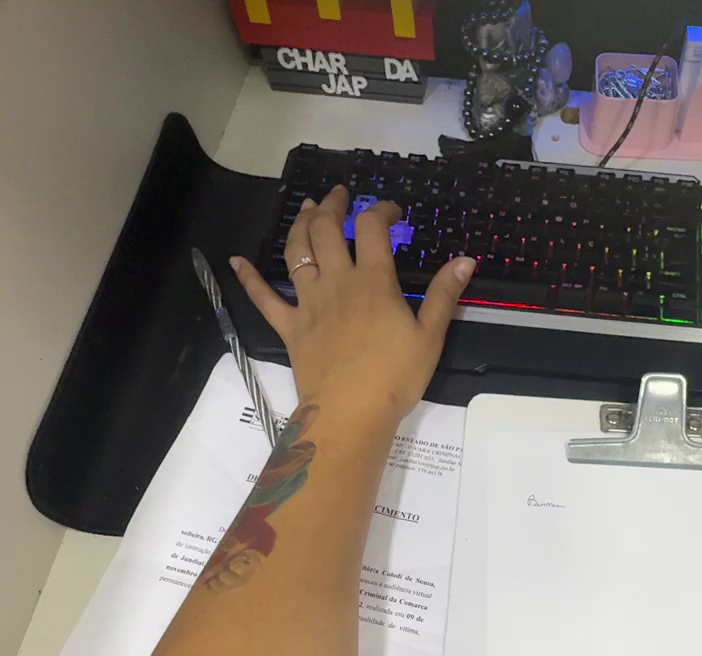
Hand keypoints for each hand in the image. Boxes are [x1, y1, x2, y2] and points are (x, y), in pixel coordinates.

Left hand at [231, 186, 473, 435]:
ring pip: (297, 252)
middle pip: (326, 230)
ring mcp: (309, 303)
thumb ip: (444, 295)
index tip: (391, 210)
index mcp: (373, 282)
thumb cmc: (395, 378)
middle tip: (338, 196)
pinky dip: (250, 278)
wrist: (351, 413)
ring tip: (305, 209)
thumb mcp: (430, 337)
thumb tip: (464, 260)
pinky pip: (264, 298)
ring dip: (299, 224)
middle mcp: (337, 283)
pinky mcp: (290, 327)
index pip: (373, 229)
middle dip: (332, 205)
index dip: (381, 210)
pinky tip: (236, 261)